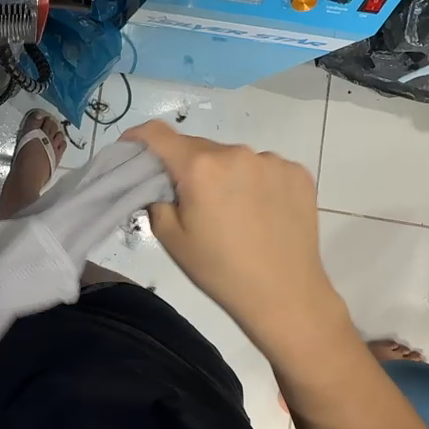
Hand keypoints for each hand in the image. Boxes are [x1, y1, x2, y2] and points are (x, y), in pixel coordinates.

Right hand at [124, 120, 353, 355]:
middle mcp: (236, 153)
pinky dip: (252, 180)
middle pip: (197, 147)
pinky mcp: (297, 173)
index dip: (138, 137)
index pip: (158, 134)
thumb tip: (158, 183)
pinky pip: (262, 167)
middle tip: (186, 197)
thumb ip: (154, 199)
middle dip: (184, 165)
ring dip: (221, 173)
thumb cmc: (219, 269)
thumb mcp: (170, 237)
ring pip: (231, 157)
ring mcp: (271, 161)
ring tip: (229, 210)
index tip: (131, 149)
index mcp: (200, 167)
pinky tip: (258, 210)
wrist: (285, 295)